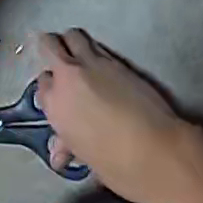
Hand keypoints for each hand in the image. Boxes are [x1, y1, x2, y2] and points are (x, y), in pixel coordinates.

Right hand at [35, 29, 202, 202]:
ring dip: (72, 43)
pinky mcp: (116, 60)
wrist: (161, 151)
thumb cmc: (120, 167)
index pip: (42, 83)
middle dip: (51, 49)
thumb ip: (69, 145)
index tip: (57, 95)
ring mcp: (93, 63)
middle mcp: (68, 76)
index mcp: (55, 104)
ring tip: (79, 56)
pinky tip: (100, 66)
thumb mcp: (88, 159)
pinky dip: (93, 50)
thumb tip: (58, 153)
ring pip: (73, 36)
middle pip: (50, 44)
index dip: (49, 88)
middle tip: (59, 61)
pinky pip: (96, 45)